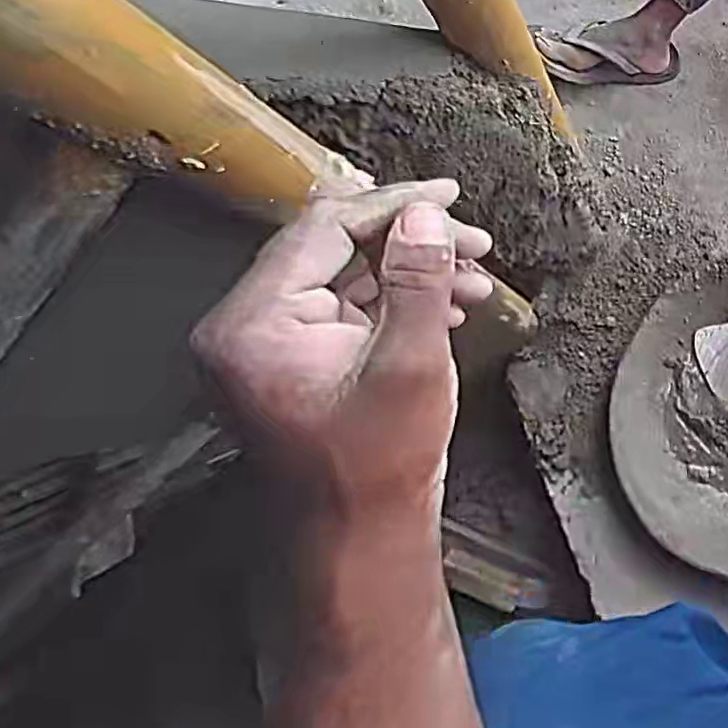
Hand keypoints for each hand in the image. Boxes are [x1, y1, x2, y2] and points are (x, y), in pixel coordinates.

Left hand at [190, 180, 495, 515]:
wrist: (362, 531)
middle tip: (472, 241)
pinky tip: (451, 301)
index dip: (395, 204)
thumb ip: (418, 282)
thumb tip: (427, 216)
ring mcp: (278, 339)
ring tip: (473, 275)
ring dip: (416, 268)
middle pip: (338, 245)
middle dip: (413, 239)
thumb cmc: (378, 464)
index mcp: (257, 323)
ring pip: (353, 272)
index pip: (325, 228)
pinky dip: (405, 295)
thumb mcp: (410, 366)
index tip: (447, 196)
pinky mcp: (306, 353)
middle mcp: (254, 324)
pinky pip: (356, 302)